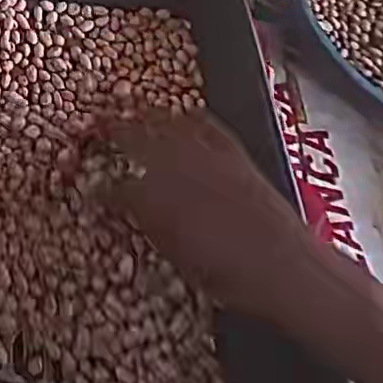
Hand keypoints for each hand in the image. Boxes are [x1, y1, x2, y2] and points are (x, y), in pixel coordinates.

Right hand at [101, 112, 305, 311]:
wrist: (287, 268)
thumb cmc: (229, 274)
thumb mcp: (176, 256)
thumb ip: (148, 224)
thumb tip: (128, 207)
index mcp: (148, 197)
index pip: (113, 186)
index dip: (102, 187)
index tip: (96, 188)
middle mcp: (168, 166)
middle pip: (130, 139)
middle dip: (112, 132)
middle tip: (100, 126)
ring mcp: (200, 153)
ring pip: (163, 122)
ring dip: (144, 115)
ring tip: (133, 108)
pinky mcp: (230, 150)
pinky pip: (205, 123)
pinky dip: (191, 117)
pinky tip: (185, 113)